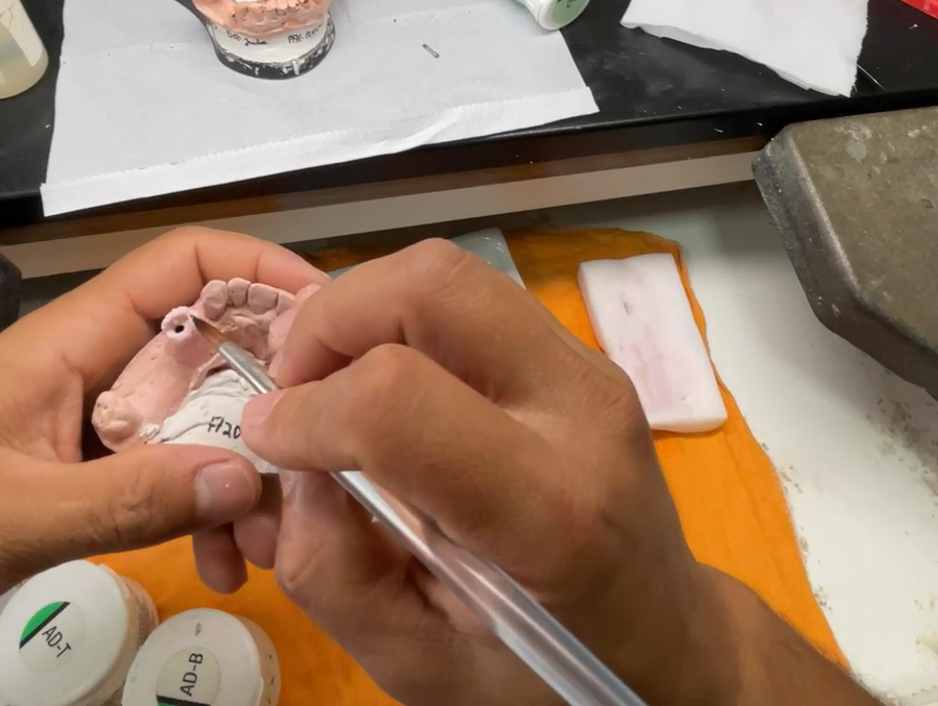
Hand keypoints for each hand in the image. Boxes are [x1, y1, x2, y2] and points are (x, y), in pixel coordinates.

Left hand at [0, 227, 326, 641]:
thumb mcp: (9, 518)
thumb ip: (131, 500)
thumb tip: (249, 475)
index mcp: (75, 337)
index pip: (184, 262)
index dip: (258, 267)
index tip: (324, 314)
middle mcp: (98, 363)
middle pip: (210, 344)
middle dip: (270, 392)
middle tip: (320, 452)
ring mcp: (95, 415)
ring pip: (197, 415)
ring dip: (241, 465)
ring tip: (270, 539)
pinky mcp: (87, 461)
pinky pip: (168, 466)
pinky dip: (202, 504)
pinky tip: (223, 561)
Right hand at [224, 240, 740, 704]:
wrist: (667, 637)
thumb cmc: (550, 676)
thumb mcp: (424, 666)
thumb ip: (335, 572)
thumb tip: (294, 463)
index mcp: (552, 509)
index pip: (402, 402)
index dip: (309, 411)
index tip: (269, 439)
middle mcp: (579, 406)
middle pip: (436, 286)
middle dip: (334, 317)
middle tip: (295, 383)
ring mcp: (587, 364)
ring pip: (451, 272)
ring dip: (364, 308)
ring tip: (330, 375)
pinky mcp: (576, 350)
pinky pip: (470, 296)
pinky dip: (400, 314)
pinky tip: (382, 371)